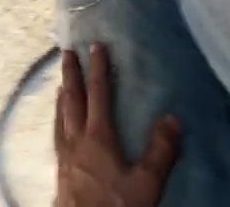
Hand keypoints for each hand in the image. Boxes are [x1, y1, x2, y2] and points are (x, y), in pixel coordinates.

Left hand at [55, 44, 180, 206]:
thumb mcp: (146, 184)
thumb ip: (160, 151)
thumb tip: (172, 117)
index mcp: (98, 137)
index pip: (98, 94)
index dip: (98, 69)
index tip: (95, 45)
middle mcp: (76, 141)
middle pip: (72, 100)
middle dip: (71, 74)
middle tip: (66, 52)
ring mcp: (64, 158)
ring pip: (60, 118)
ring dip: (62, 97)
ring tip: (60, 84)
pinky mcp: (59, 174)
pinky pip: (57, 137)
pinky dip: (58, 122)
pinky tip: (59, 128)